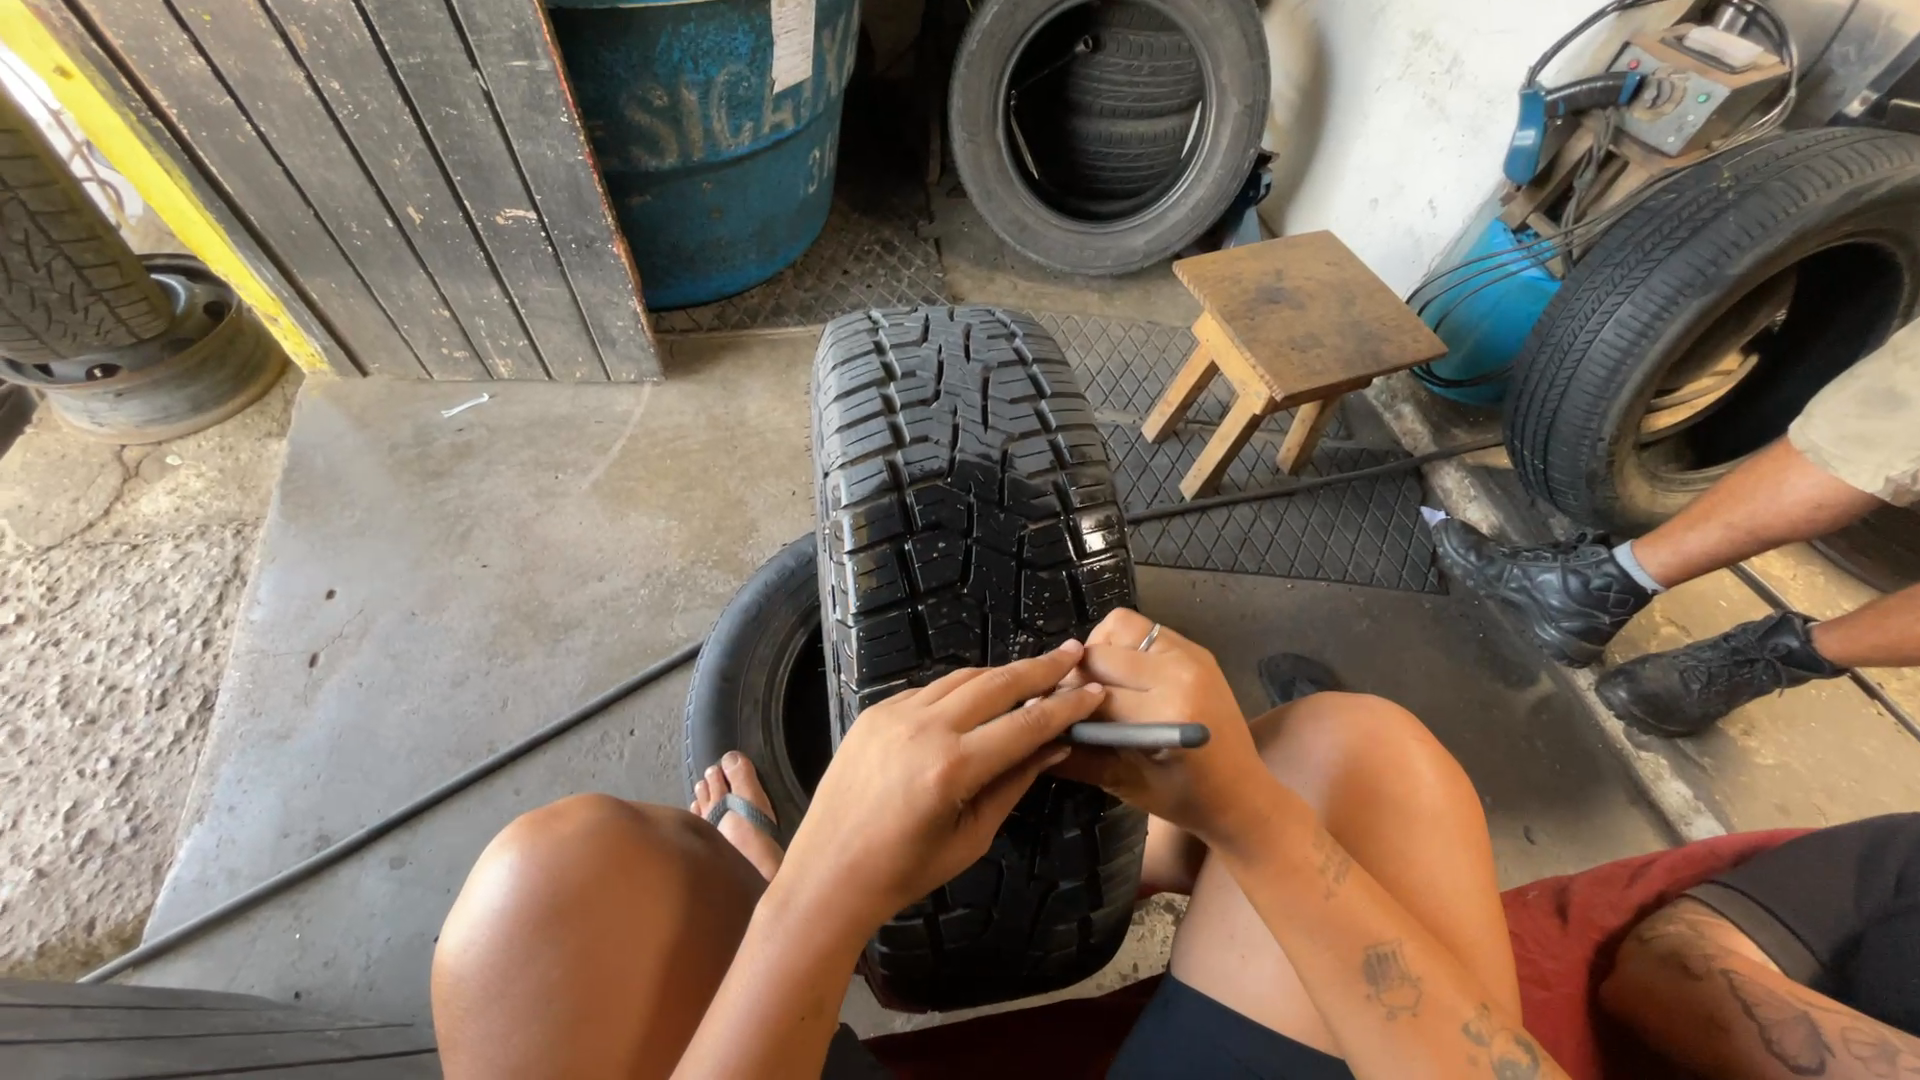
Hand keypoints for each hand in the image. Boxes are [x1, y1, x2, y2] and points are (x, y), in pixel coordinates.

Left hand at [777, 641, 1106, 932]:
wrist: (827, 873)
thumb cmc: (904, 871)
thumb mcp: (971, 837)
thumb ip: (1013, 784)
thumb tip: (1052, 745)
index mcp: (952, 767)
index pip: (1025, 724)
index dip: (1065, 706)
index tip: (1093, 689)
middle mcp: (924, 728)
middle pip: (996, 684)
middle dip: (1039, 667)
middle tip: (1071, 653)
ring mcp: (894, 713)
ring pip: (961, 679)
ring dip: (1000, 674)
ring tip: (1032, 672)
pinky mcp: (874, 711)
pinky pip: (928, 690)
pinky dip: (959, 690)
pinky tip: (976, 699)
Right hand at [1050, 609, 1277, 847]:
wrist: (1244, 795)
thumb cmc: (1186, 799)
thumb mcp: (1126, 784)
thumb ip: (1079, 756)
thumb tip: (1032, 737)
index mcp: (1167, 710)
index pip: (1093, 690)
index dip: (1065, 702)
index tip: (1048, 713)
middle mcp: (1180, 671)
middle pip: (1101, 652)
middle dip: (1077, 676)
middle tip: (1070, 701)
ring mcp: (1191, 655)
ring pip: (1120, 626)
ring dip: (1100, 651)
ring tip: (1098, 683)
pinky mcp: (1195, 650)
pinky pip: (1144, 630)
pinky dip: (1123, 646)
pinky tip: (1122, 678)